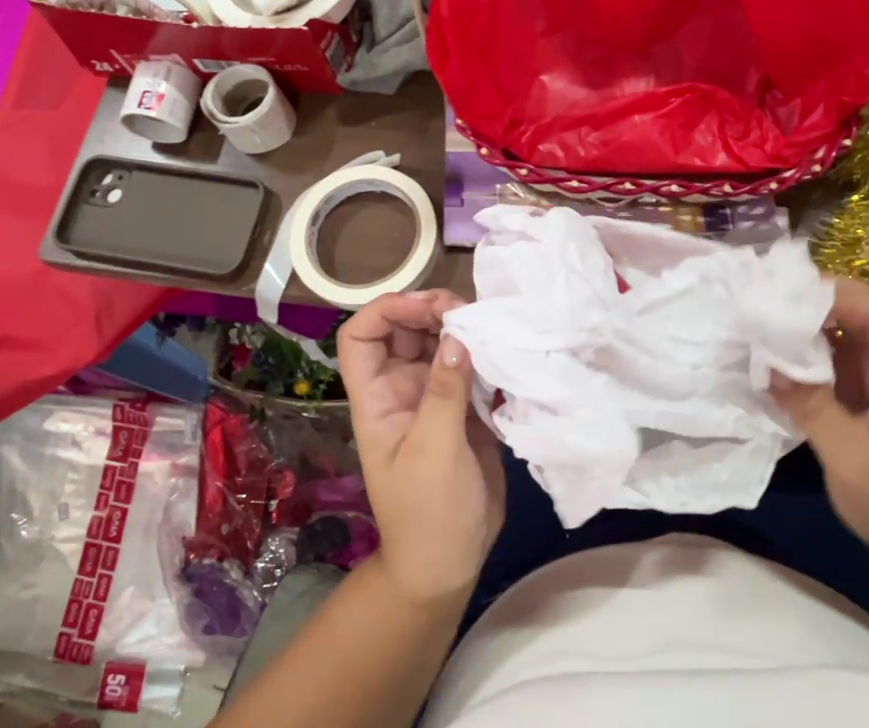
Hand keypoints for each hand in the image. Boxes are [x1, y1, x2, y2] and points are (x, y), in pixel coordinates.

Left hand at [338, 290, 504, 601]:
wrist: (450, 561)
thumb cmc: (428, 511)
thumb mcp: (433, 450)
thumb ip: (445, 392)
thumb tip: (458, 336)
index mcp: (377, 397)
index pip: (362, 336)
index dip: (387, 311)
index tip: (428, 308)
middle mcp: (402, 389)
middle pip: (406, 331)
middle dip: (432, 312)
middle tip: (469, 311)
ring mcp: (434, 398)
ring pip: (441, 344)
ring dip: (462, 329)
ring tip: (493, 326)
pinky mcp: (466, 410)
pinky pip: (471, 368)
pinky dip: (486, 354)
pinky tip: (506, 350)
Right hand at [772, 279, 868, 568]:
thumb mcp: (852, 459)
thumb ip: (813, 408)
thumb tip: (770, 365)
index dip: (846, 297)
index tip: (796, 298)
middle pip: (863, 317)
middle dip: (819, 304)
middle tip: (770, 304)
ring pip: (844, 338)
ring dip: (807, 328)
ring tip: (765, 324)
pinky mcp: (858, 401)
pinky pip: (831, 363)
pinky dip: (803, 356)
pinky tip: (774, 359)